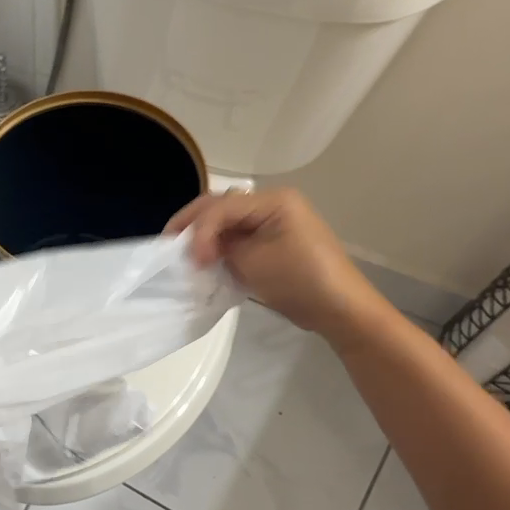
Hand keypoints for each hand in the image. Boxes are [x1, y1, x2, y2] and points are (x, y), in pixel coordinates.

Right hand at [166, 188, 394, 347]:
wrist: (339, 309)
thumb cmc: (300, 280)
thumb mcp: (252, 260)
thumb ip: (220, 246)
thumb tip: (198, 248)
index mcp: (274, 200)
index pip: (220, 207)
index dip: (199, 231)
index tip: (192, 261)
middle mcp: (272, 204)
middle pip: (220, 207)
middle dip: (193, 226)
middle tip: (169, 246)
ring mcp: (273, 222)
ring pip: (225, 221)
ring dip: (203, 236)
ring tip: (184, 254)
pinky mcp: (271, 241)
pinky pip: (236, 236)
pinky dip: (217, 246)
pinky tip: (204, 260)